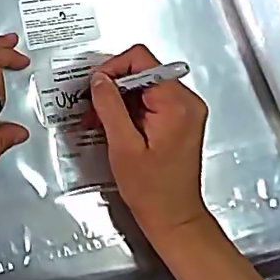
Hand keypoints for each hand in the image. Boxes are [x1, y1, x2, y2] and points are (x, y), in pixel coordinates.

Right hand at [88, 44, 213, 240]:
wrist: (174, 220)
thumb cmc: (152, 190)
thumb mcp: (123, 146)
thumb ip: (110, 106)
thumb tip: (99, 78)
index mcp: (177, 103)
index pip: (141, 60)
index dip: (113, 68)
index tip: (96, 86)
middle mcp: (186, 101)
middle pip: (143, 70)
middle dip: (114, 86)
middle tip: (92, 106)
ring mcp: (185, 109)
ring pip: (144, 85)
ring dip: (119, 99)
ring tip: (99, 119)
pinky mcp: (180, 119)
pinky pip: (150, 99)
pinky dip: (129, 108)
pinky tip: (114, 125)